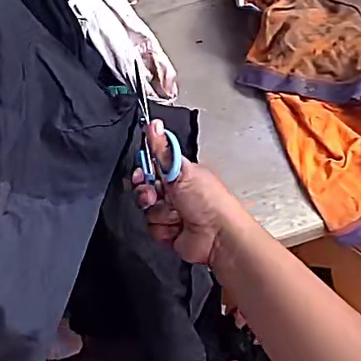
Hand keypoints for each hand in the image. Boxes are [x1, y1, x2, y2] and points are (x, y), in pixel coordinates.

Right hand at [131, 119, 244, 265]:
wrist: (217, 235)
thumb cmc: (210, 201)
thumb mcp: (183, 171)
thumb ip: (164, 150)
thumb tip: (154, 125)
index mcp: (180, 174)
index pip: (152, 168)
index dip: (143, 172)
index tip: (143, 174)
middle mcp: (175, 193)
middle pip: (145, 190)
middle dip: (147, 194)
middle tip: (158, 195)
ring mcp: (172, 213)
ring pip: (147, 211)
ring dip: (159, 213)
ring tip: (176, 214)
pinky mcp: (169, 232)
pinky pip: (152, 229)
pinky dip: (163, 229)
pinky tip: (177, 228)